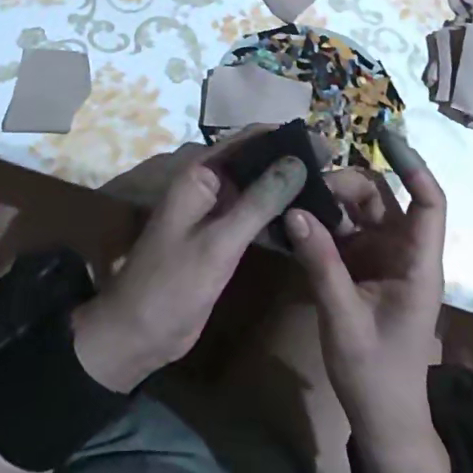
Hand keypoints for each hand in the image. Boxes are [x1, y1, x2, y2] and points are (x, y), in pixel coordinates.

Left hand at [71, 132, 305, 391]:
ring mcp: (215, 212)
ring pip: (258, 189)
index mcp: (199, 175)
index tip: (323, 142)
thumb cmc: (172, 283)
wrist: (138, 335)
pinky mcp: (222, 238)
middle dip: (291, 161)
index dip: (283, 137)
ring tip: (329, 189)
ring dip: (288, 188)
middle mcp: (208, 185)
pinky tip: (307, 219)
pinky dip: (278, 215)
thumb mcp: (219, 243)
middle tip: (334, 167)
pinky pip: (255, 216)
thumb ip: (259, 201)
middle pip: (255, 162)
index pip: (246, 141)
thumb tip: (297, 161)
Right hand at [285, 131, 448, 472]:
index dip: (413, 166)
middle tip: (307, 187)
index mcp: (418, 264)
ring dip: (331, 202)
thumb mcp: (344, 319)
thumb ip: (321, 264)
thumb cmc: (376, 373)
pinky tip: (295, 221)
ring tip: (295, 199)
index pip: (429, 202)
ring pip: (361, 211)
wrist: (382, 419)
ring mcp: (383, 259)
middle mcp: (403, 252)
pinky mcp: (363, 268)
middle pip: (384, 198)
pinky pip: (344, 233)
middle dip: (348, 184)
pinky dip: (322, 224)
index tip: (383, 136)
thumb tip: (295, 211)